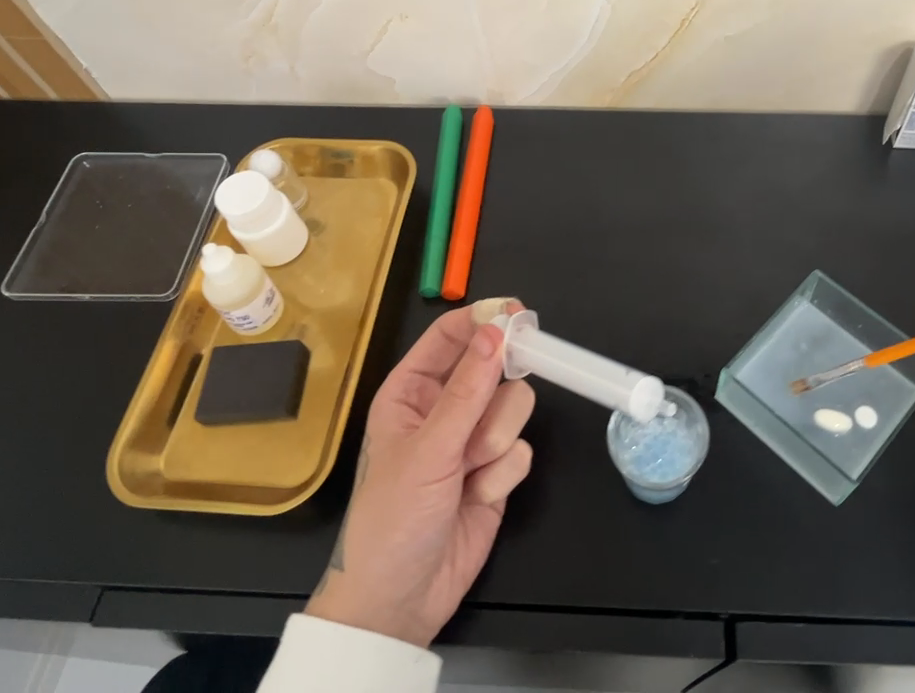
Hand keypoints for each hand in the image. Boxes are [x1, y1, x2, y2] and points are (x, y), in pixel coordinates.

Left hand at [305, 299, 535, 646]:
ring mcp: (474, 440)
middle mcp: (445, 408)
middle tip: (480, 423)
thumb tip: (496, 332)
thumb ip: (468, 391)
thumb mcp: (427, 450)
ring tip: (466, 474)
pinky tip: (476, 498)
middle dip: (493, 400)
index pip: (451, 337)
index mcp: (412, 390)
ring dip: (495, 443)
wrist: (400, 599)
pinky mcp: (498, 471)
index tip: (518, 314)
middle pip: (496, 370)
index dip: (484, 320)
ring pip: (515, 409)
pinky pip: (522, 450)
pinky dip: (503, 475)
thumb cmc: (392, 517)